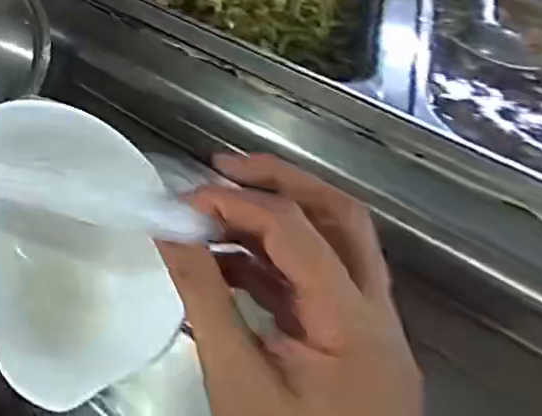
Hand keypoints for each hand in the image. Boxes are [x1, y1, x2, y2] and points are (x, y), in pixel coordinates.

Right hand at [159, 154, 421, 415]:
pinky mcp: (348, 345)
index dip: (234, 202)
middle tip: (218, 165)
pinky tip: (219, 261)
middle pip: (343, 219)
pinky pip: (312, 277)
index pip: (298, 231)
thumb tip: (164, 223)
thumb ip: (201, 293)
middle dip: (278, 180)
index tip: (180, 203)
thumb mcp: (236, 375)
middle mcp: (377, 321)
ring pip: (334, 244)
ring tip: (209, 212)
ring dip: (271, 216)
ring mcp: (367, 333)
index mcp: (356, 328)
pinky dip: (265, 254)